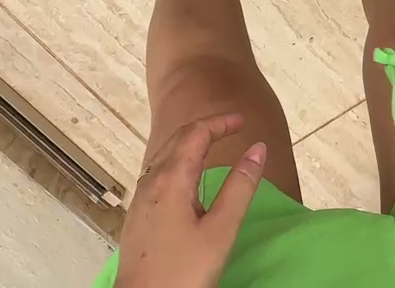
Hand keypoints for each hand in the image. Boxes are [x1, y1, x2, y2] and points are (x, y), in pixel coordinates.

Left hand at [112, 114, 266, 287]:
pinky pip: (158, 172)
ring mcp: (140, 200)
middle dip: (205, 128)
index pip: (196, 134)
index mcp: (172, 179)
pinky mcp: (136, 218)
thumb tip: (258, 148)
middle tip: (231, 129)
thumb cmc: (184, 272)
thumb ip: (240, 187)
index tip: (242, 122)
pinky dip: (177, 160)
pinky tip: (186, 179)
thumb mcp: (220, 231)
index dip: (220, 123)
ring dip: (189, 143)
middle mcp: (152, 181)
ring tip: (211, 146)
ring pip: (165, 156)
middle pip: (178, 140)